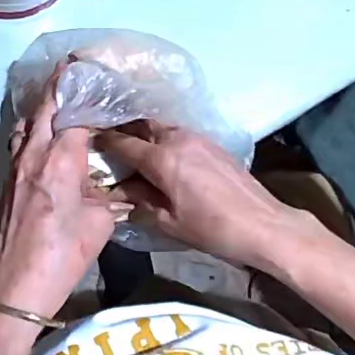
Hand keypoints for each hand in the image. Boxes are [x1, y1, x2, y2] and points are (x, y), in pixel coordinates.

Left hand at [0, 67, 126, 320]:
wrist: (17, 281)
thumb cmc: (62, 253)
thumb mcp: (99, 223)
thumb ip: (104, 195)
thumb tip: (105, 187)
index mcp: (58, 160)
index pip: (71, 117)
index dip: (83, 98)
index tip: (93, 80)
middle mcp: (32, 155)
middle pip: (42, 111)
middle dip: (56, 89)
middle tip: (70, 71)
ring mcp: (14, 167)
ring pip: (26, 127)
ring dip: (40, 111)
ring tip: (58, 103)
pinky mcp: (6, 181)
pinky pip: (19, 145)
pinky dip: (31, 132)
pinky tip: (44, 139)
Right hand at [94, 120, 318, 268]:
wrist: (266, 227)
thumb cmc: (213, 229)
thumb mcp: (168, 222)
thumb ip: (139, 203)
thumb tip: (120, 194)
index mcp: (162, 158)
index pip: (122, 142)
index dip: (103, 141)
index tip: (88, 141)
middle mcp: (177, 139)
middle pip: (141, 125)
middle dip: (123, 131)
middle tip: (109, 143)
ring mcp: (198, 138)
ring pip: (161, 127)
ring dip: (145, 134)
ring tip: (133, 149)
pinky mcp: (213, 145)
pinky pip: (179, 134)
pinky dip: (164, 139)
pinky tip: (162, 156)